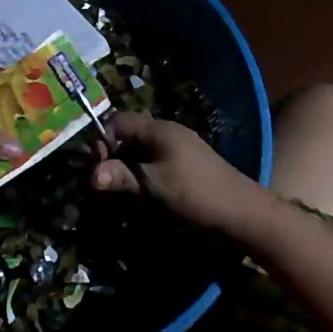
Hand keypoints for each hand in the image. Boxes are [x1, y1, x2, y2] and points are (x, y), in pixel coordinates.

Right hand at [90, 113, 259, 229]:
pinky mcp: (186, 164)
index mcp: (159, 129)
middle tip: (105, 180)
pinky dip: (143, 173)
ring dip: (128, 166)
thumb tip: (91, 175)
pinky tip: (141, 192)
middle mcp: (168, 132)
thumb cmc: (195, 192)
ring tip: (120, 189)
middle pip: (129, 135)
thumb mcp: (154, 184)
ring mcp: (179, 147)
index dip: (103, 138)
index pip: (119, 120)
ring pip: (141, 150)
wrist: (241, 210)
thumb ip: (122, 176)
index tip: (97, 164)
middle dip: (113, 155)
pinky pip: (155, 161)